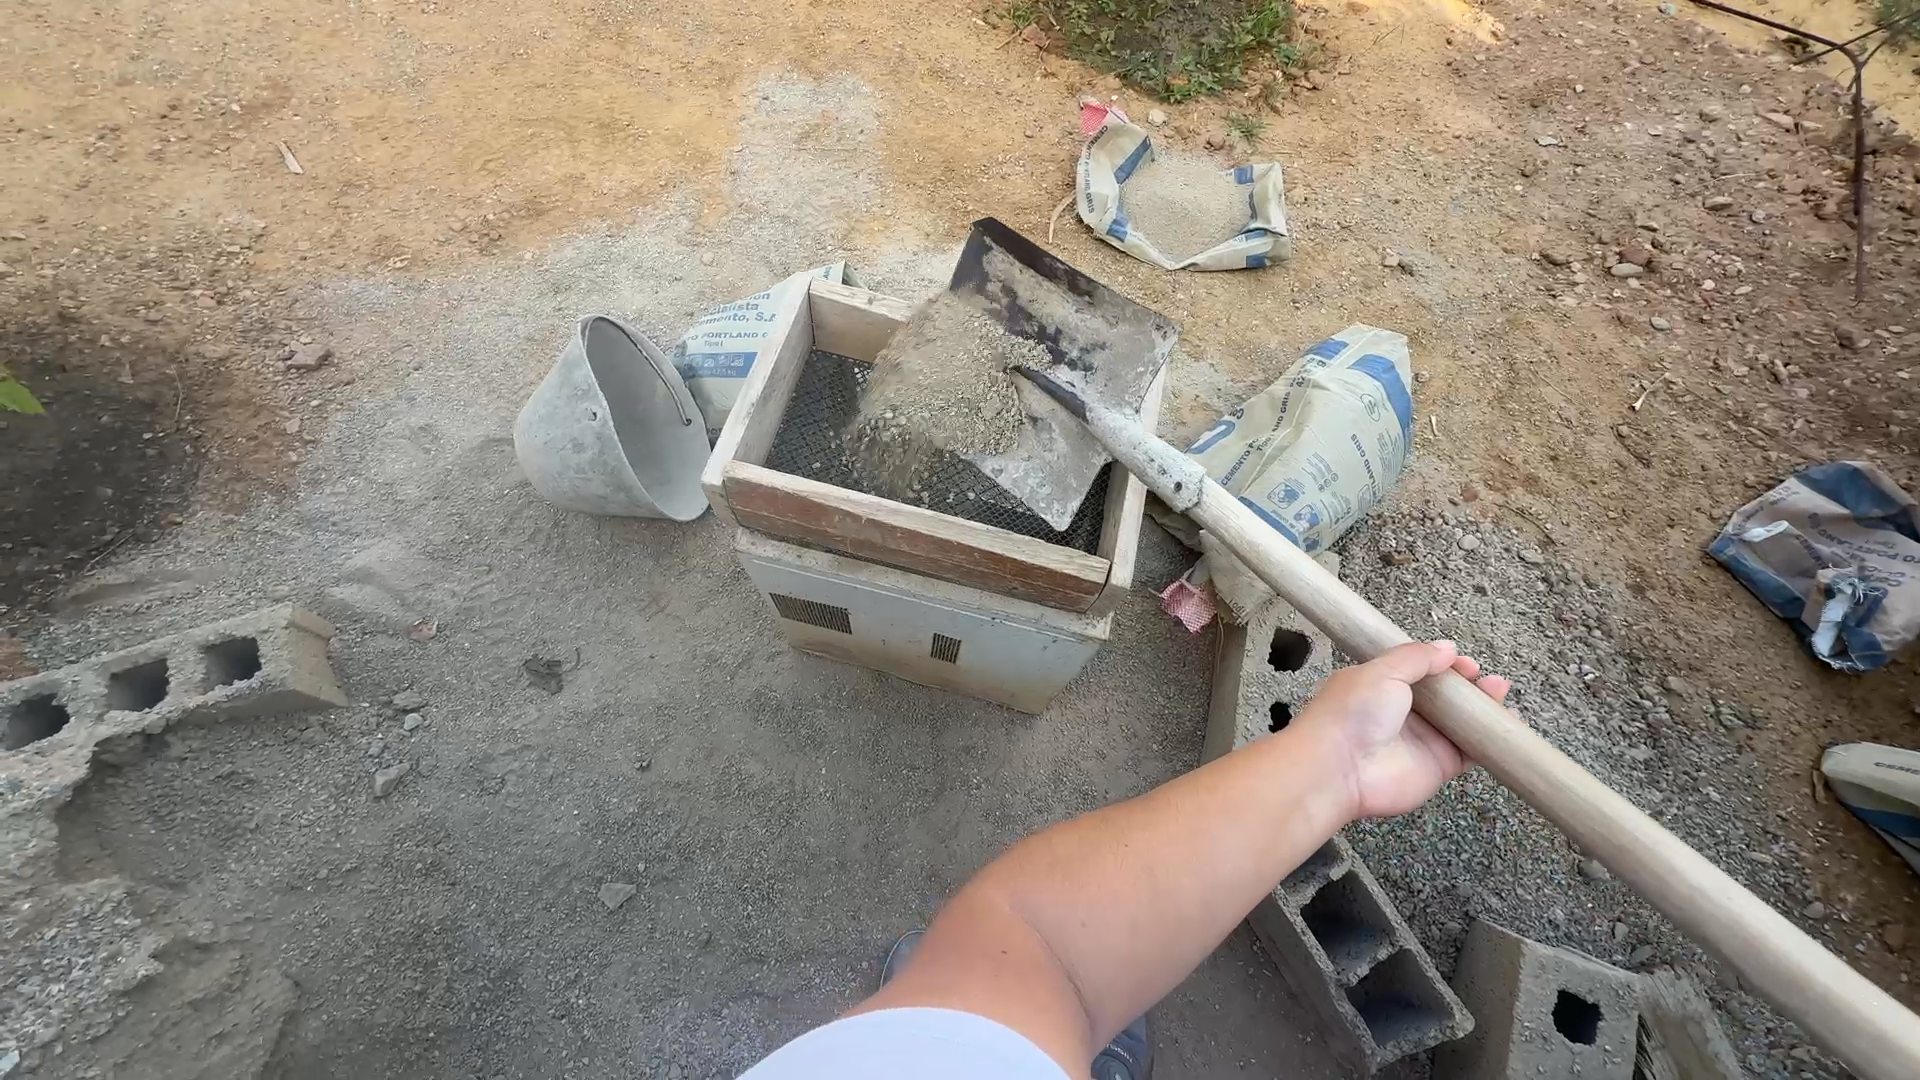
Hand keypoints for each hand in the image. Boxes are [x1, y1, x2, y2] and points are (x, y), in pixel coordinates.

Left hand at [1296, 640, 1511, 819]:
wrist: (1341, 766)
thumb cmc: (1351, 712)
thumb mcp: (1381, 671)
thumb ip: (1415, 658)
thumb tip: (1446, 648)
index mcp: (1378, 683)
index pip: (1416, 669)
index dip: (1441, 663)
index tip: (1461, 660)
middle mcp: (1399, 710)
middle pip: (1442, 695)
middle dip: (1466, 684)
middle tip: (1484, 677)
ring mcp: (1420, 738)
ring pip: (1460, 720)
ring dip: (1482, 707)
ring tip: (1499, 691)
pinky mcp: (1438, 764)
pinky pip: (1471, 751)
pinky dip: (1489, 739)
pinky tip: (1507, 724)